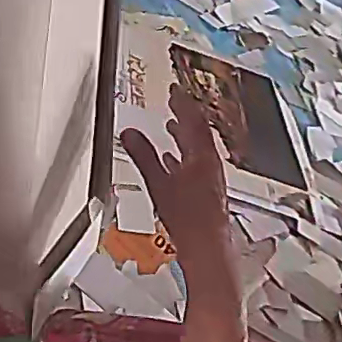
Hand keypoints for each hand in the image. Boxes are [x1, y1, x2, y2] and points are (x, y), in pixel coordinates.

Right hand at [121, 85, 242, 313]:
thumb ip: (143, 156)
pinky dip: (184, 156)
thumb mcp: (158, 185)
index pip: (194, 121)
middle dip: (185, 116)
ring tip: (173, 125)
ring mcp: (210, 180)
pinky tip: (173, 161)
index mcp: (202, 158)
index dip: (184, 103)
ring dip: (185, 135)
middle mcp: (210, 166)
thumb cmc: (189, 221)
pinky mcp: (207, 193)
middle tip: (175, 101)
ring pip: (198, 150)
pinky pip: (196, 166)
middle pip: (199, 133)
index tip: (176, 90)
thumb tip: (130, 133)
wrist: (207, 251)